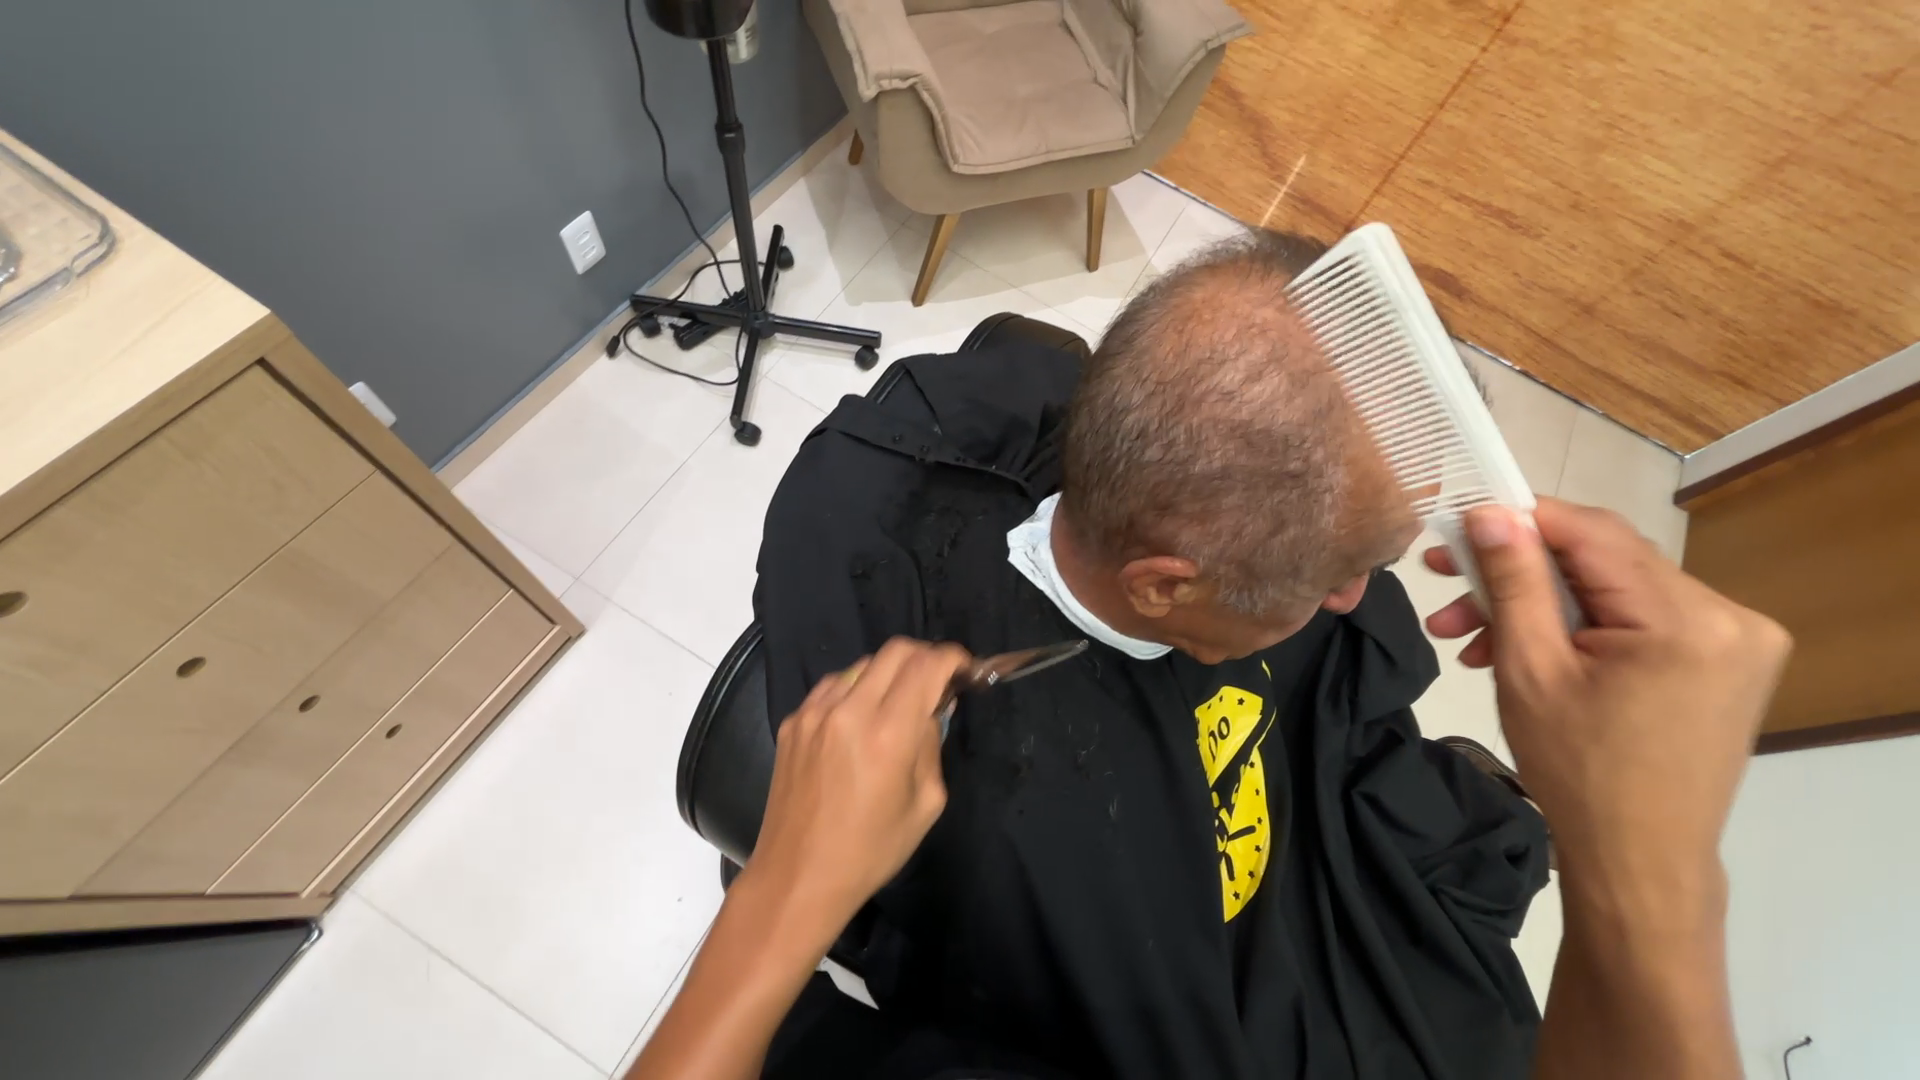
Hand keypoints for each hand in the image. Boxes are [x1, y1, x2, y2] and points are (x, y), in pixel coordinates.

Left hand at [742, 637, 970, 945]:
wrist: (798, 875)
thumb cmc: (871, 849)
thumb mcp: (926, 803)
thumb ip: (932, 744)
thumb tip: (932, 708)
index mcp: (889, 733)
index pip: (927, 665)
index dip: (953, 658)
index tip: (965, 669)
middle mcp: (850, 711)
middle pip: (896, 650)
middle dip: (925, 657)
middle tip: (937, 682)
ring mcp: (815, 712)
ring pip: (863, 664)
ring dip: (889, 673)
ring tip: (896, 703)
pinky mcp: (793, 721)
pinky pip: (833, 685)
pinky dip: (856, 689)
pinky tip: (859, 718)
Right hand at [1423, 498, 1790, 913]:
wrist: (1637, 854)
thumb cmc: (1574, 767)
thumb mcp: (1527, 668)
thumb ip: (1512, 581)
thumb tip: (1489, 512)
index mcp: (1686, 620)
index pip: (1592, 533)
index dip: (1519, 519)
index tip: (1455, 524)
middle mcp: (1728, 616)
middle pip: (1599, 560)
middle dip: (1514, 571)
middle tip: (1442, 577)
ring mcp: (1733, 639)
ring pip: (1607, 589)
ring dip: (1533, 602)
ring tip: (1464, 634)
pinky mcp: (1721, 659)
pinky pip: (1630, 617)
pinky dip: (1570, 626)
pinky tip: (1517, 650)